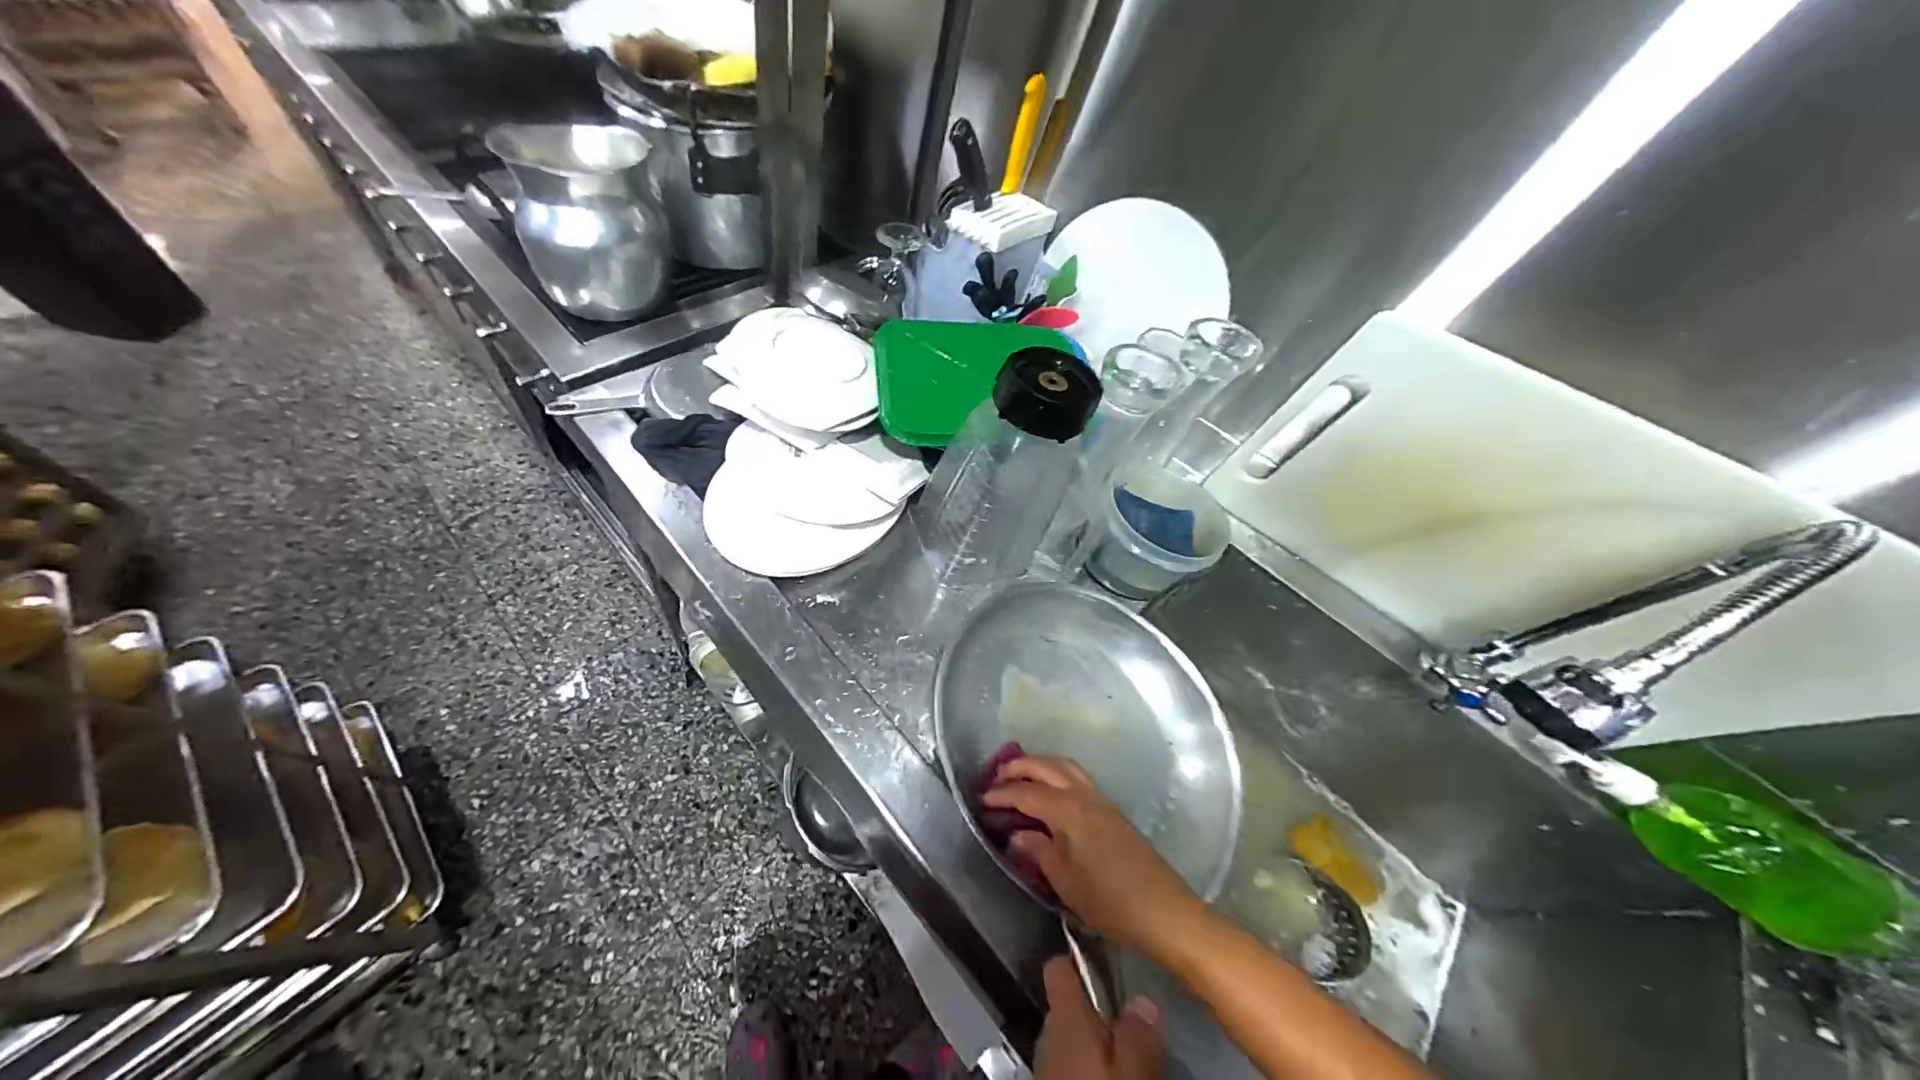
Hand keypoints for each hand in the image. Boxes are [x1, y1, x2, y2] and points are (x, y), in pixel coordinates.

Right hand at [982, 755, 1204, 950]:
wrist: (1163, 910)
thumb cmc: (1109, 900)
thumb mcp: (1065, 881)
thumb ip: (1038, 851)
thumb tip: (1017, 834)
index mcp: (1069, 811)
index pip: (1026, 793)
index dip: (1002, 794)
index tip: (981, 800)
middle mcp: (1084, 795)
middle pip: (1046, 766)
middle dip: (1018, 767)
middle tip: (995, 776)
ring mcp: (1102, 799)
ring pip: (1065, 765)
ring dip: (1040, 764)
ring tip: (1020, 776)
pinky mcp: (1112, 810)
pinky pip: (1078, 776)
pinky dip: (1058, 773)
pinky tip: (1051, 791)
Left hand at [1036, 955, 1163, 1079]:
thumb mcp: (1130, 1073)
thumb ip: (1137, 1036)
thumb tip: (1144, 1000)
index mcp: (1065, 1016)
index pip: (1059, 967)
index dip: (1078, 957)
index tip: (1105, 956)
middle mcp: (1048, 1030)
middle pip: (1069, 1002)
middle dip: (1098, 1005)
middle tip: (1132, 1013)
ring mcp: (1045, 1060)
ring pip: (1071, 1032)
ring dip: (1095, 1035)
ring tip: (1126, 1045)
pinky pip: (1069, 1056)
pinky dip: (1088, 1058)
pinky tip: (1110, 1071)